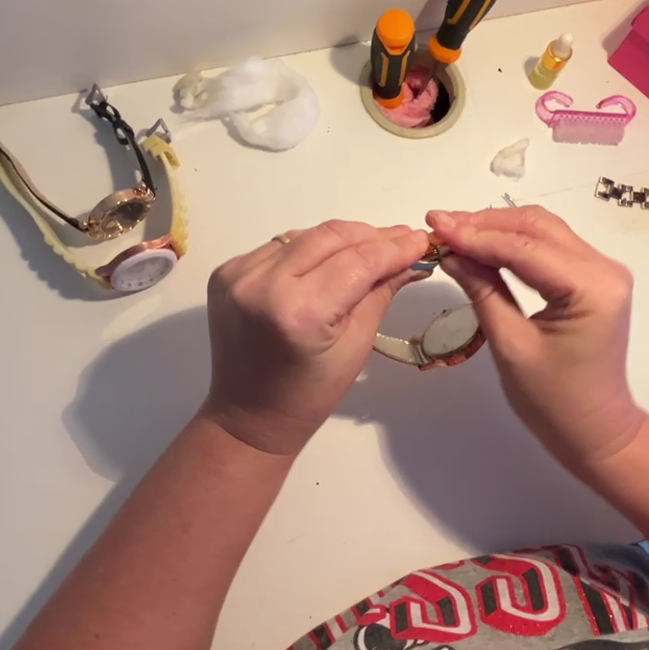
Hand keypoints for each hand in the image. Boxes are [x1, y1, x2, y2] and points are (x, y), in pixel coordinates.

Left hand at [202, 221, 430, 455]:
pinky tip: (326, 264)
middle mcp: (263, 283)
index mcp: (299, 311)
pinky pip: (279, 247)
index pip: (358, 260)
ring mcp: (240, 274)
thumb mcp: (356, 344)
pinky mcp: (227, 272)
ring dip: (340, 240)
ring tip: (369, 251)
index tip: (421, 239)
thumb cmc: (310, 393)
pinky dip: (307, 250)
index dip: (394, 247)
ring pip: (304, 235)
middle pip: (330, 236)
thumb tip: (412, 257)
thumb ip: (381, 291)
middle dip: (371, 236)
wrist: (250, 414)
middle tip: (401, 241)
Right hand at [428, 206, 643, 470]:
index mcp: (591, 289)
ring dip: (496, 227)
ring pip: (542, 229)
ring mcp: (602, 270)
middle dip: (484, 223)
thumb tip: (450, 252)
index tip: (435, 226)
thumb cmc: (553, 400)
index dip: (476, 235)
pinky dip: (512, 241)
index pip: (524, 248)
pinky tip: (480, 244)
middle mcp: (604, 269)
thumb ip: (482, 291)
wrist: (593, 429)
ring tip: (453, 231)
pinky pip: (548, 245)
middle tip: (439, 225)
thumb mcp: (510, 345)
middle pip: (536, 227)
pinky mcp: (592, 276)